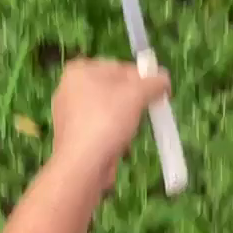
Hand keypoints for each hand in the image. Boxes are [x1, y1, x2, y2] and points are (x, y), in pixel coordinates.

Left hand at [49, 58, 170, 183]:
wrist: (83, 165)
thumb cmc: (106, 122)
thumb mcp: (136, 95)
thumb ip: (153, 82)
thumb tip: (164, 79)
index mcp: (79, 70)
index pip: (119, 67)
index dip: (142, 79)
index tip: (157, 93)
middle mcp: (69, 89)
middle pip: (113, 90)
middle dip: (133, 102)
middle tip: (145, 112)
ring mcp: (68, 115)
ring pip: (108, 111)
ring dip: (124, 121)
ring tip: (130, 132)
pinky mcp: (72, 138)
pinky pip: (100, 130)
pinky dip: (112, 136)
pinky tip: (118, 145)